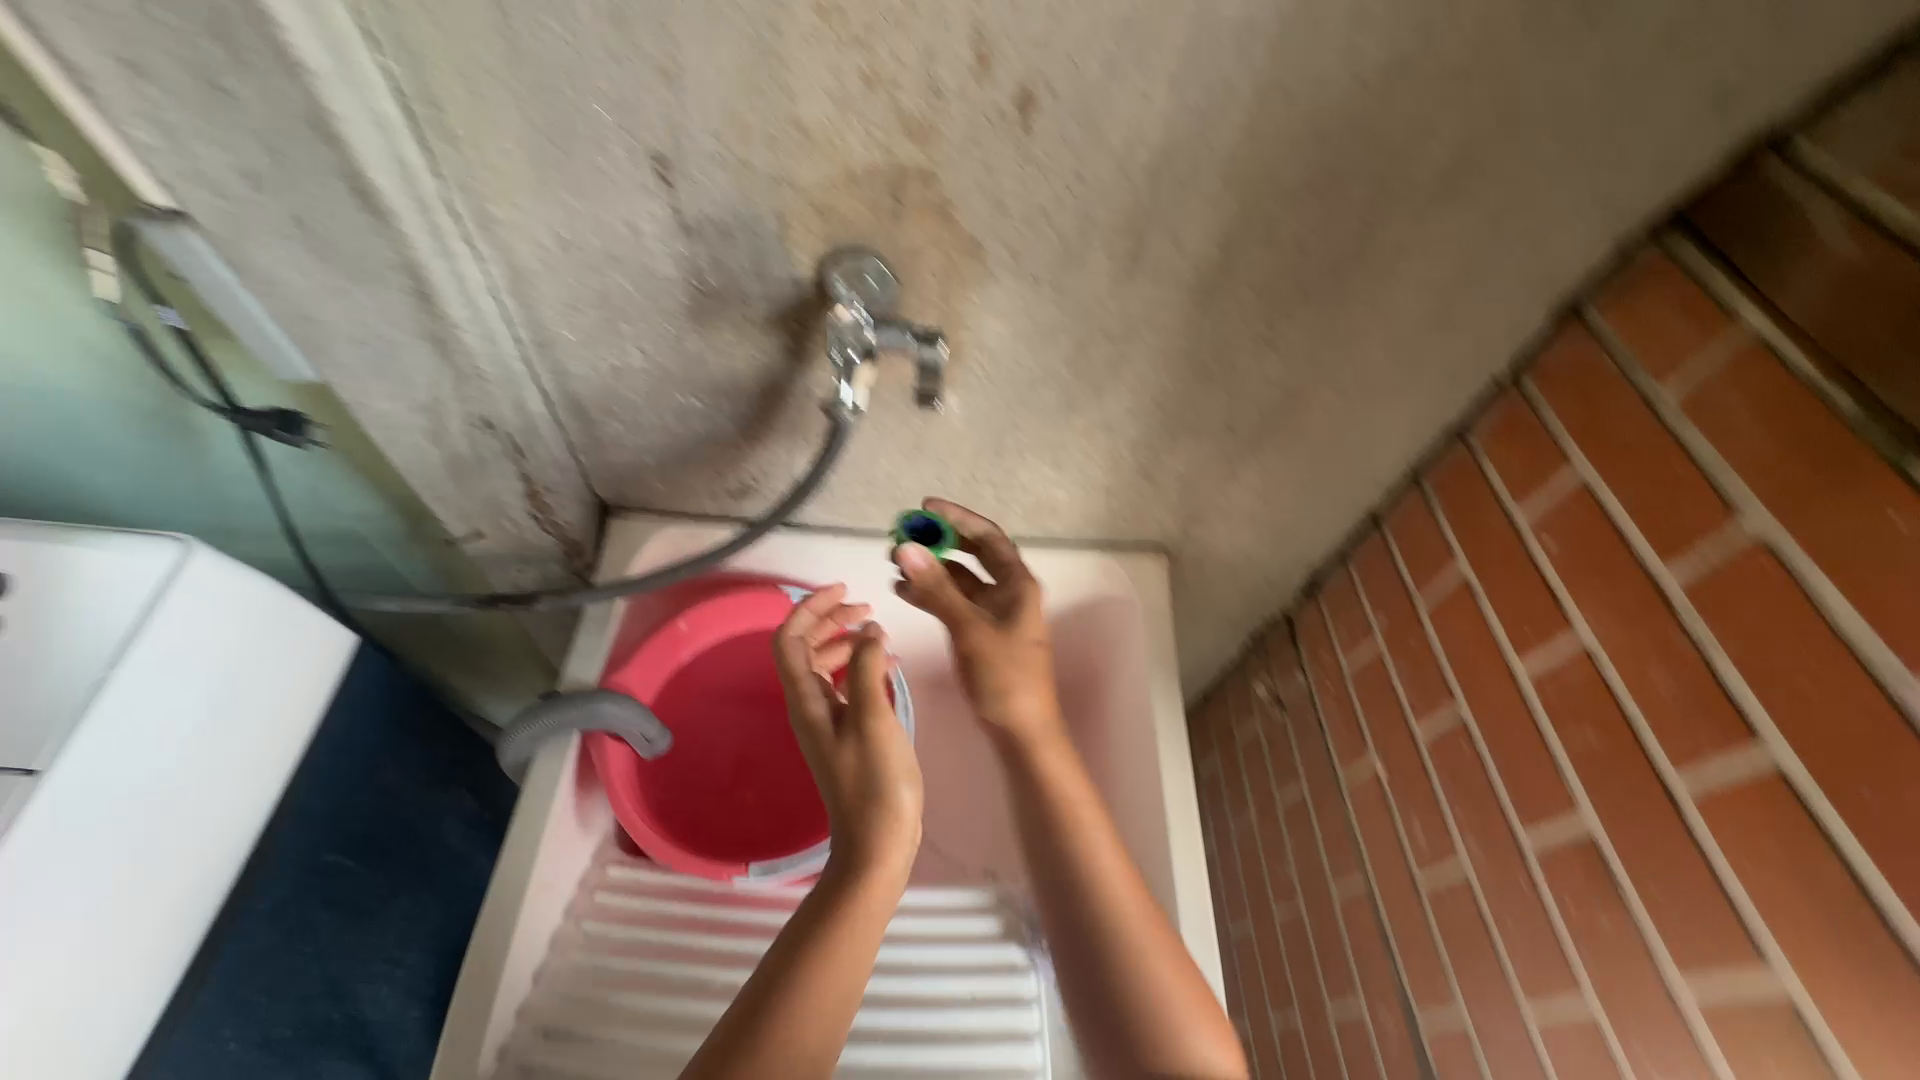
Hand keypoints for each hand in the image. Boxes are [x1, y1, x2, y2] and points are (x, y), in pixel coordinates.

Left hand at [772, 584, 923, 880]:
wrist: (877, 841)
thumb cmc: (874, 781)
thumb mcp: (873, 718)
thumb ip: (868, 668)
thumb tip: (869, 632)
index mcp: (806, 700)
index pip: (790, 640)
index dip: (810, 609)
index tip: (843, 590)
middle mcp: (809, 706)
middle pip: (806, 649)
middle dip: (831, 620)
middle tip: (866, 607)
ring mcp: (828, 721)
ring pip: (827, 666)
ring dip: (848, 642)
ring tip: (881, 632)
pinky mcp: (847, 734)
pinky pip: (846, 686)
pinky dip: (863, 667)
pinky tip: (889, 665)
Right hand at [891, 499, 1064, 747]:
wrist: (1022, 731)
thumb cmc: (1004, 677)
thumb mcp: (968, 628)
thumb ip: (936, 588)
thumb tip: (905, 548)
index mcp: (1018, 584)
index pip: (988, 537)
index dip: (957, 518)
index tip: (924, 507)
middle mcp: (1008, 592)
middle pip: (972, 555)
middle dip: (938, 544)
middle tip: (902, 537)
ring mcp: (994, 614)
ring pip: (959, 581)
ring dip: (930, 570)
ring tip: (893, 563)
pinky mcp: (980, 634)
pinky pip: (953, 605)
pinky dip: (930, 596)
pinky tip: (902, 591)